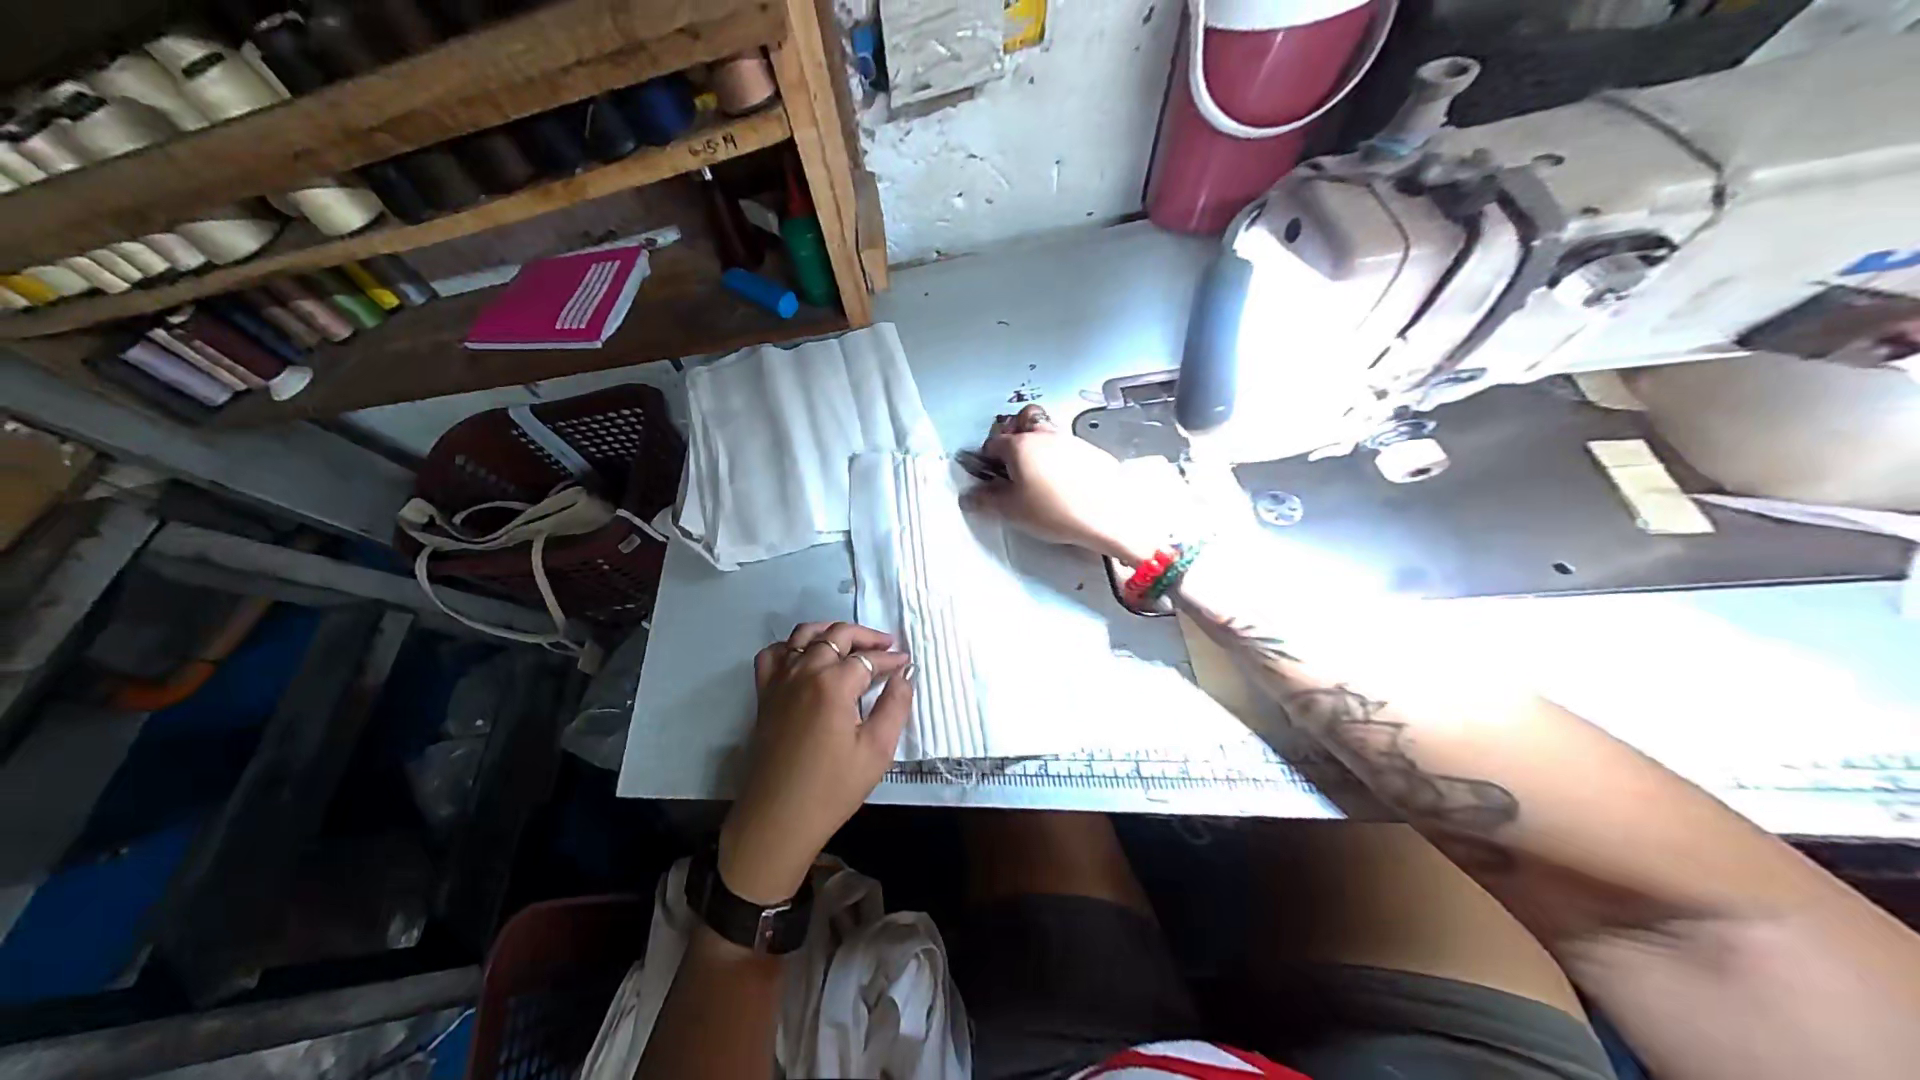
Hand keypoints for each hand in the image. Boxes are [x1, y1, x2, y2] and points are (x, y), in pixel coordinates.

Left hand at [719, 621, 913, 903]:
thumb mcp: (877, 750)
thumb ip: (895, 706)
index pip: (868, 658)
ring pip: (804, 635)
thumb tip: (904, 675)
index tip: (906, 663)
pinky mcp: (764, 694)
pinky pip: (774, 654)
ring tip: (851, 643)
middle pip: (837, 635)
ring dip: (831, 632)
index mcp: (834, 684)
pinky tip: (806, 657)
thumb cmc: (833, 788)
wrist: (778, 818)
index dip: (891, 659)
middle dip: (866, 637)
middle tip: (886, 647)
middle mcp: (804, 671)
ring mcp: (780, 680)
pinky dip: (792, 646)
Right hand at [961, 404, 1179, 564]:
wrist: (1108, 514)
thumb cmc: (1057, 510)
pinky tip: (1061, 480)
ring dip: (1038, 443)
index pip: (993, 442)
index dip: (986, 457)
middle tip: (1010, 457)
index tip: (987, 473)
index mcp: (1019, 445)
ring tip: (1035, 472)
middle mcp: (1044, 436)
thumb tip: (971, 496)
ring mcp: (1070, 441)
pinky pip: (1068, 446)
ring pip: (1047, 430)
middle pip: (1024, 419)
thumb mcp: (1012, 511)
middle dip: (1013, 431)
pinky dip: (1059, 456)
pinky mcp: (1091, 452)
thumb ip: (986, 500)